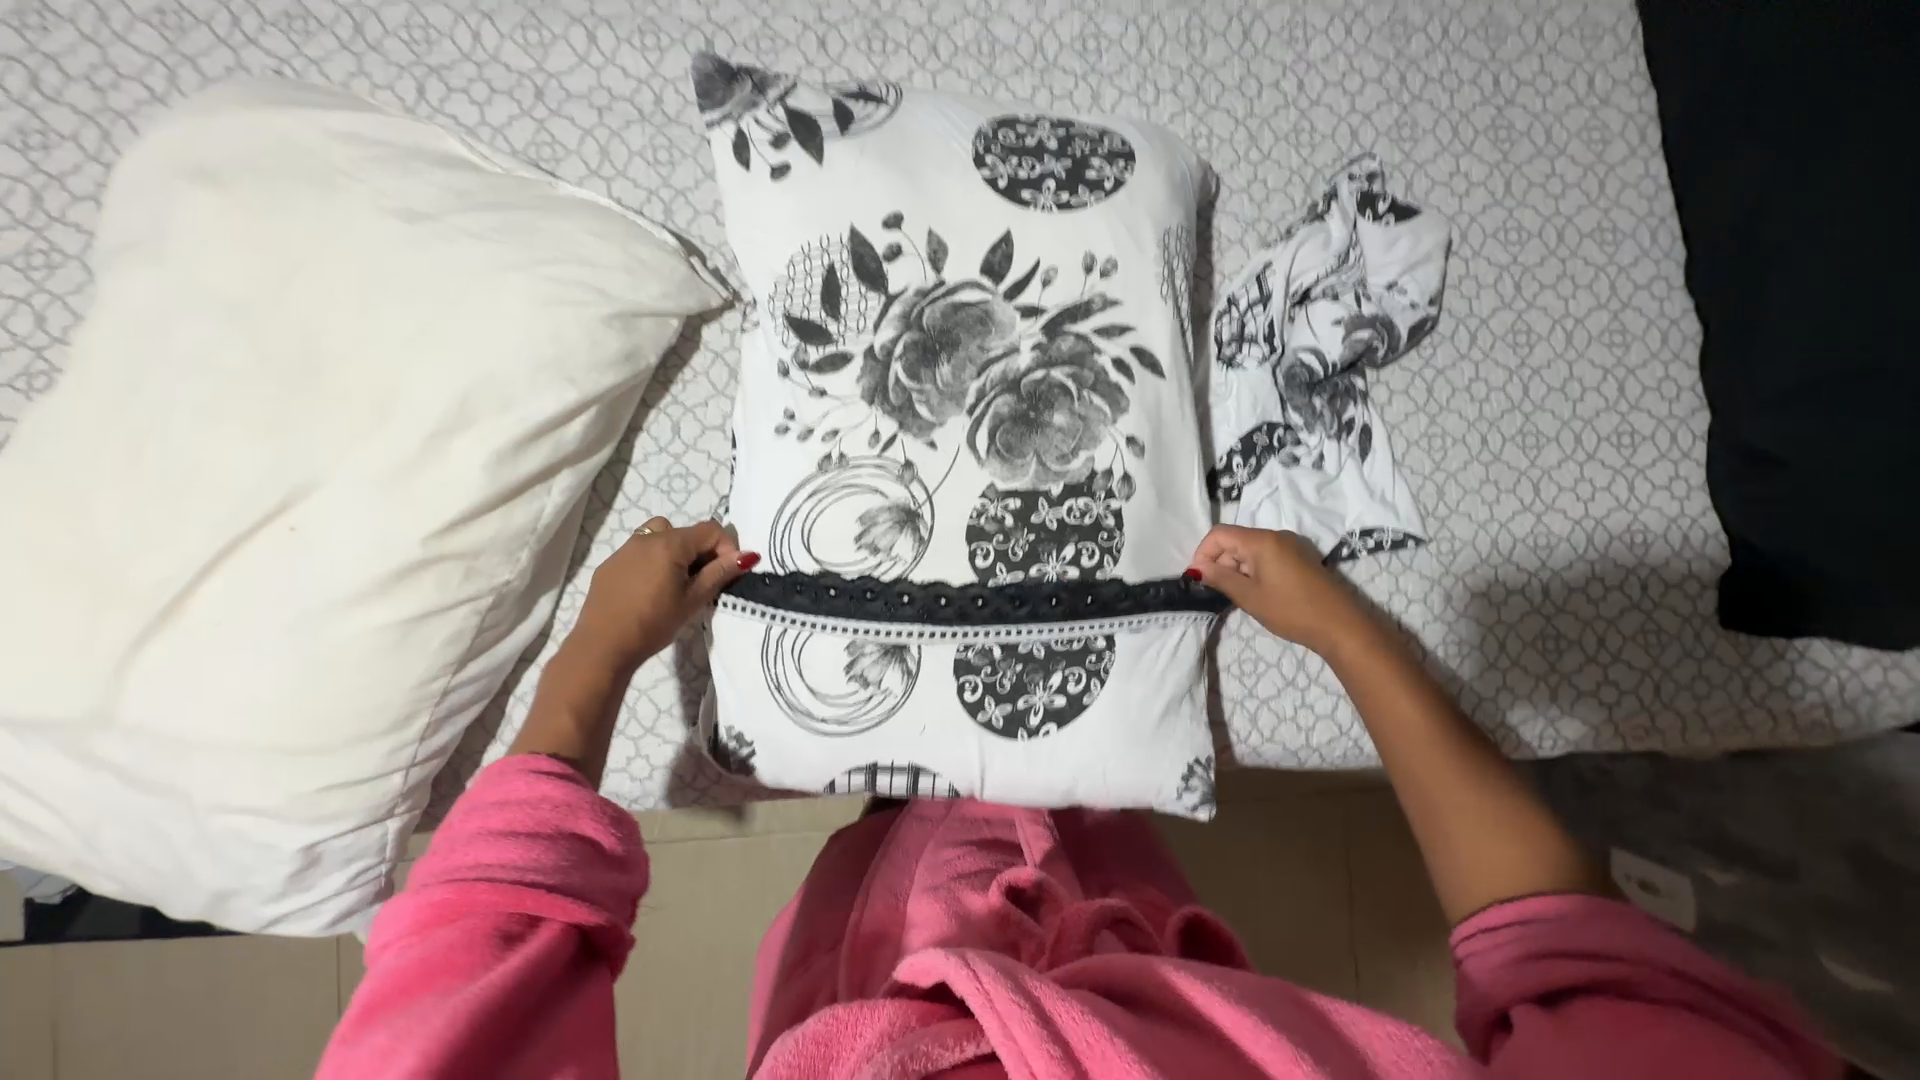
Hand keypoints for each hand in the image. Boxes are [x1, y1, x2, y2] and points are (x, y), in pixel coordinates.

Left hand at [565, 516, 758, 671]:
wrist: (603, 646)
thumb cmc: (654, 623)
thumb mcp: (694, 599)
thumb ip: (720, 573)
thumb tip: (749, 555)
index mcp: (670, 543)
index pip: (711, 530)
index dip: (727, 548)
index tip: (727, 575)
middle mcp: (646, 538)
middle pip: (685, 532)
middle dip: (702, 552)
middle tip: (703, 583)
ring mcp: (624, 550)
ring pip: (660, 538)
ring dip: (676, 553)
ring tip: (676, 584)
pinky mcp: (609, 565)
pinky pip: (639, 553)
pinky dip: (653, 563)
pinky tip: (649, 592)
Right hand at [1187, 525, 1371, 654]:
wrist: (1341, 626)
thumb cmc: (1291, 610)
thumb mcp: (1249, 596)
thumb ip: (1220, 578)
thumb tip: (1196, 568)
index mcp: (1262, 541)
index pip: (1219, 534)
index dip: (1203, 553)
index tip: (1198, 578)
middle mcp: (1277, 536)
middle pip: (1235, 540)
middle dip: (1220, 562)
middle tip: (1219, 591)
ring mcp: (1291, 546)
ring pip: (1250, 550)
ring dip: (1237, 568)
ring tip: (1240, 595)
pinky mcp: (1300, 558)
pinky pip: (1267, 556)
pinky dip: (1254, 570)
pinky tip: (1258, 592)